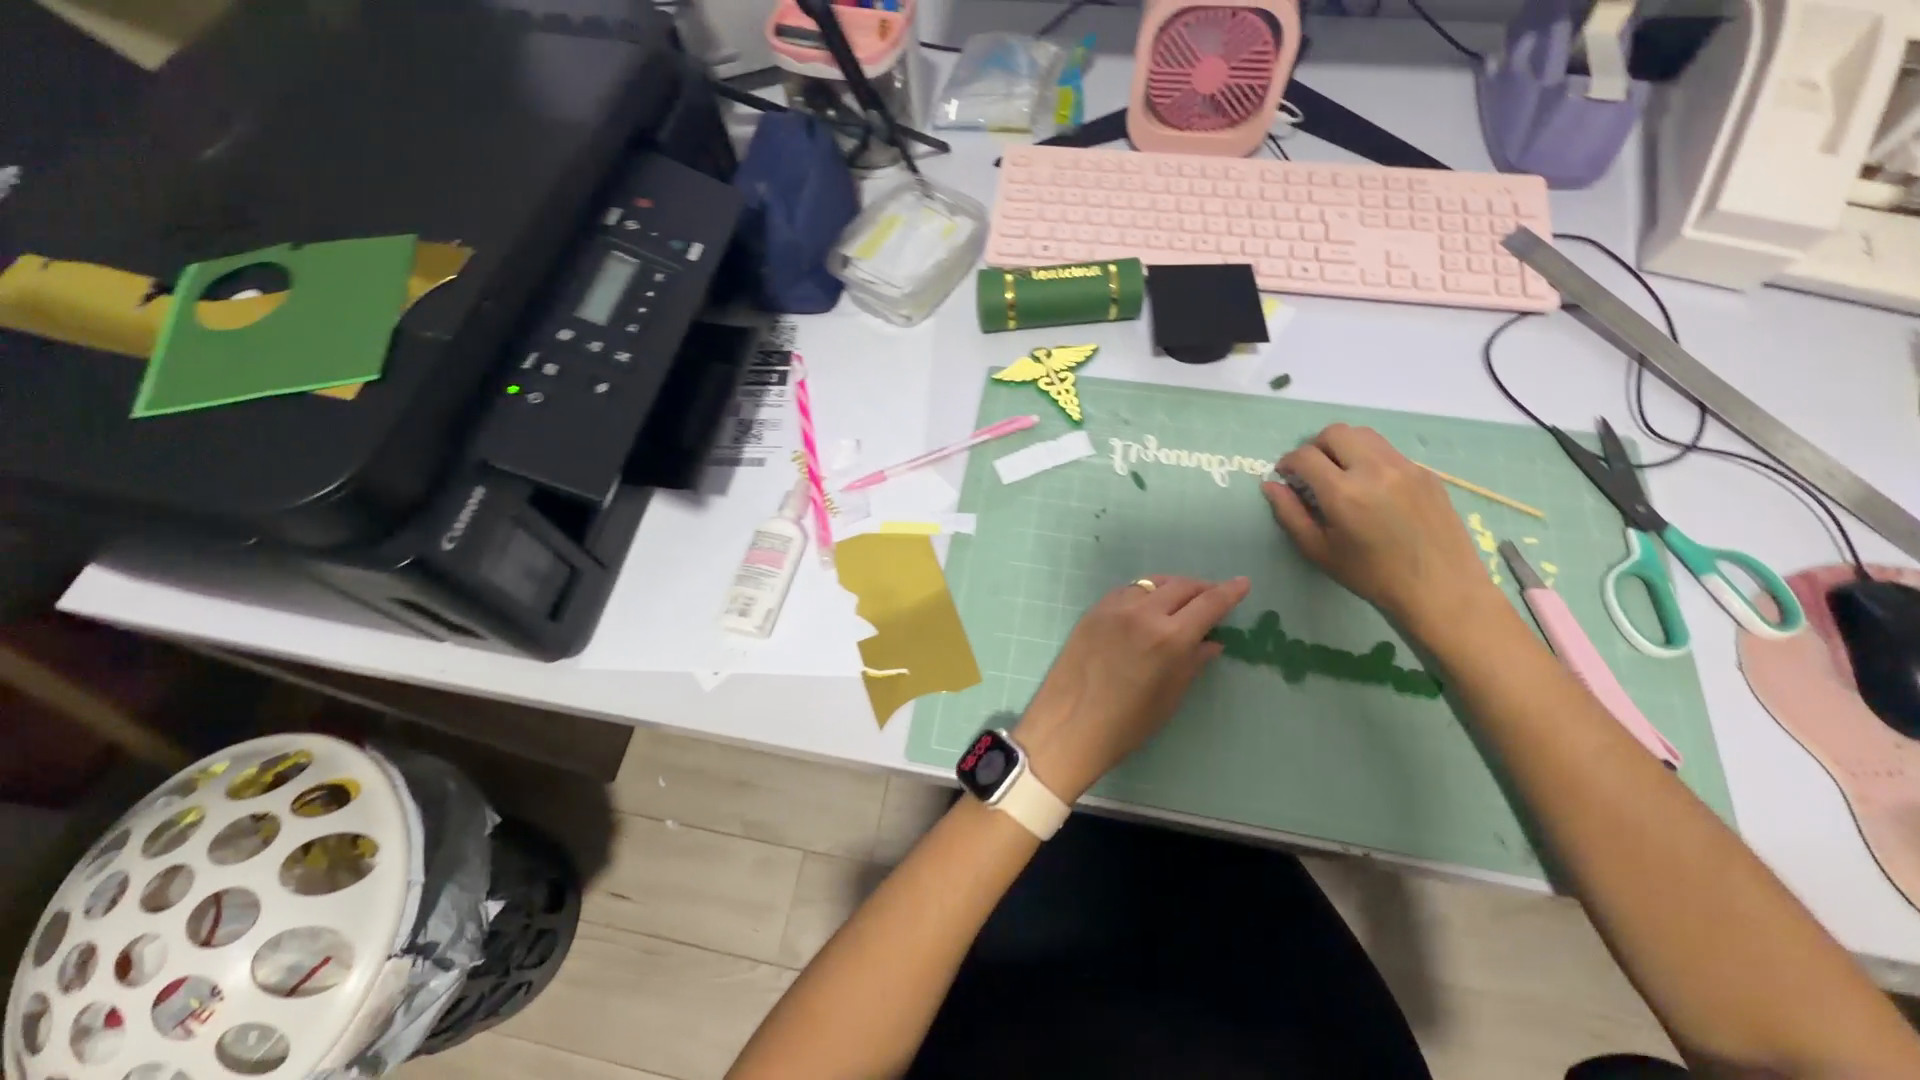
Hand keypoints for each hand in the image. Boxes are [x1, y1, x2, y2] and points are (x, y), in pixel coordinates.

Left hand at [1015, 576, 1249, 800]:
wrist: (1067, 726)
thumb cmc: (1126, 724)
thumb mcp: (1169, 697)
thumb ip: (1193, 663)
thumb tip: (1211, 642)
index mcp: (1170, 637)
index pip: (1209, 604)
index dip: (1230, 592)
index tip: (1243, 584)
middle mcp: (1144, 613)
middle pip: (1182, 587)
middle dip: (1203, 589)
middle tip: (1214, 597)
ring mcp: (1114, 609)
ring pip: (1152, 583)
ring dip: (1173, 587)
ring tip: (1182, 599)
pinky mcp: (1093, 612)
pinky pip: (1127, 591)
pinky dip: (1144, 592)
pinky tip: (1147, 605)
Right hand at [1262, 423, 1499, 636]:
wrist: (1440, 588)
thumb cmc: (1372, 576)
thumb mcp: (1320, 551)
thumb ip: (1290, 514)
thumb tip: (1271, 485)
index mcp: (1344, 493)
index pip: (1305, 456)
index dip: (1288, 462)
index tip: (1285, 476)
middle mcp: (1374, 469)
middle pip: (1335, 433)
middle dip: (1315, 446)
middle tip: (1311, 471)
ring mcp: (1405, 467)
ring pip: (1364, 435)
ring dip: (1343, 446)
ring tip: (1340, 472)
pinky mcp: (1425, 472)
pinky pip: (1389, 452)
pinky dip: (1370, 458)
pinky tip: (1372, 488)